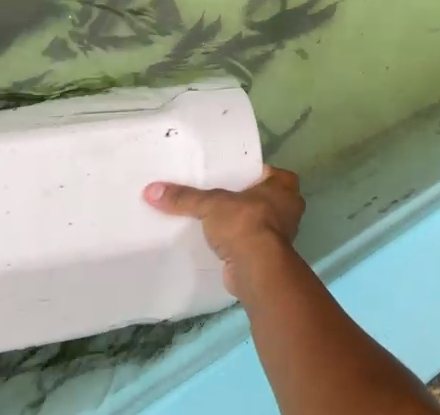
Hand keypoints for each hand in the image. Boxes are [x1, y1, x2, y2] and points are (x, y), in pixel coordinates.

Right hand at [145, 166, 304, 294]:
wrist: (257, 269)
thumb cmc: (245, 224)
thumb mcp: (211, 205)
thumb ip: (185, 197)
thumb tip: (151, 190)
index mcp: (284, 183)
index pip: (257, 170)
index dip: (238, 172)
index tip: (216, 175)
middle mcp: (288, 203)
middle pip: (254, 195)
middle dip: (235, 199)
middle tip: (207, 197)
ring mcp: (280, 229)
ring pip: (252, 219)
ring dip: (235, 222)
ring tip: (207, 219)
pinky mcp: (269, 251)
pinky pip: (248, 239)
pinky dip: (235, 240)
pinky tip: (214, 242)